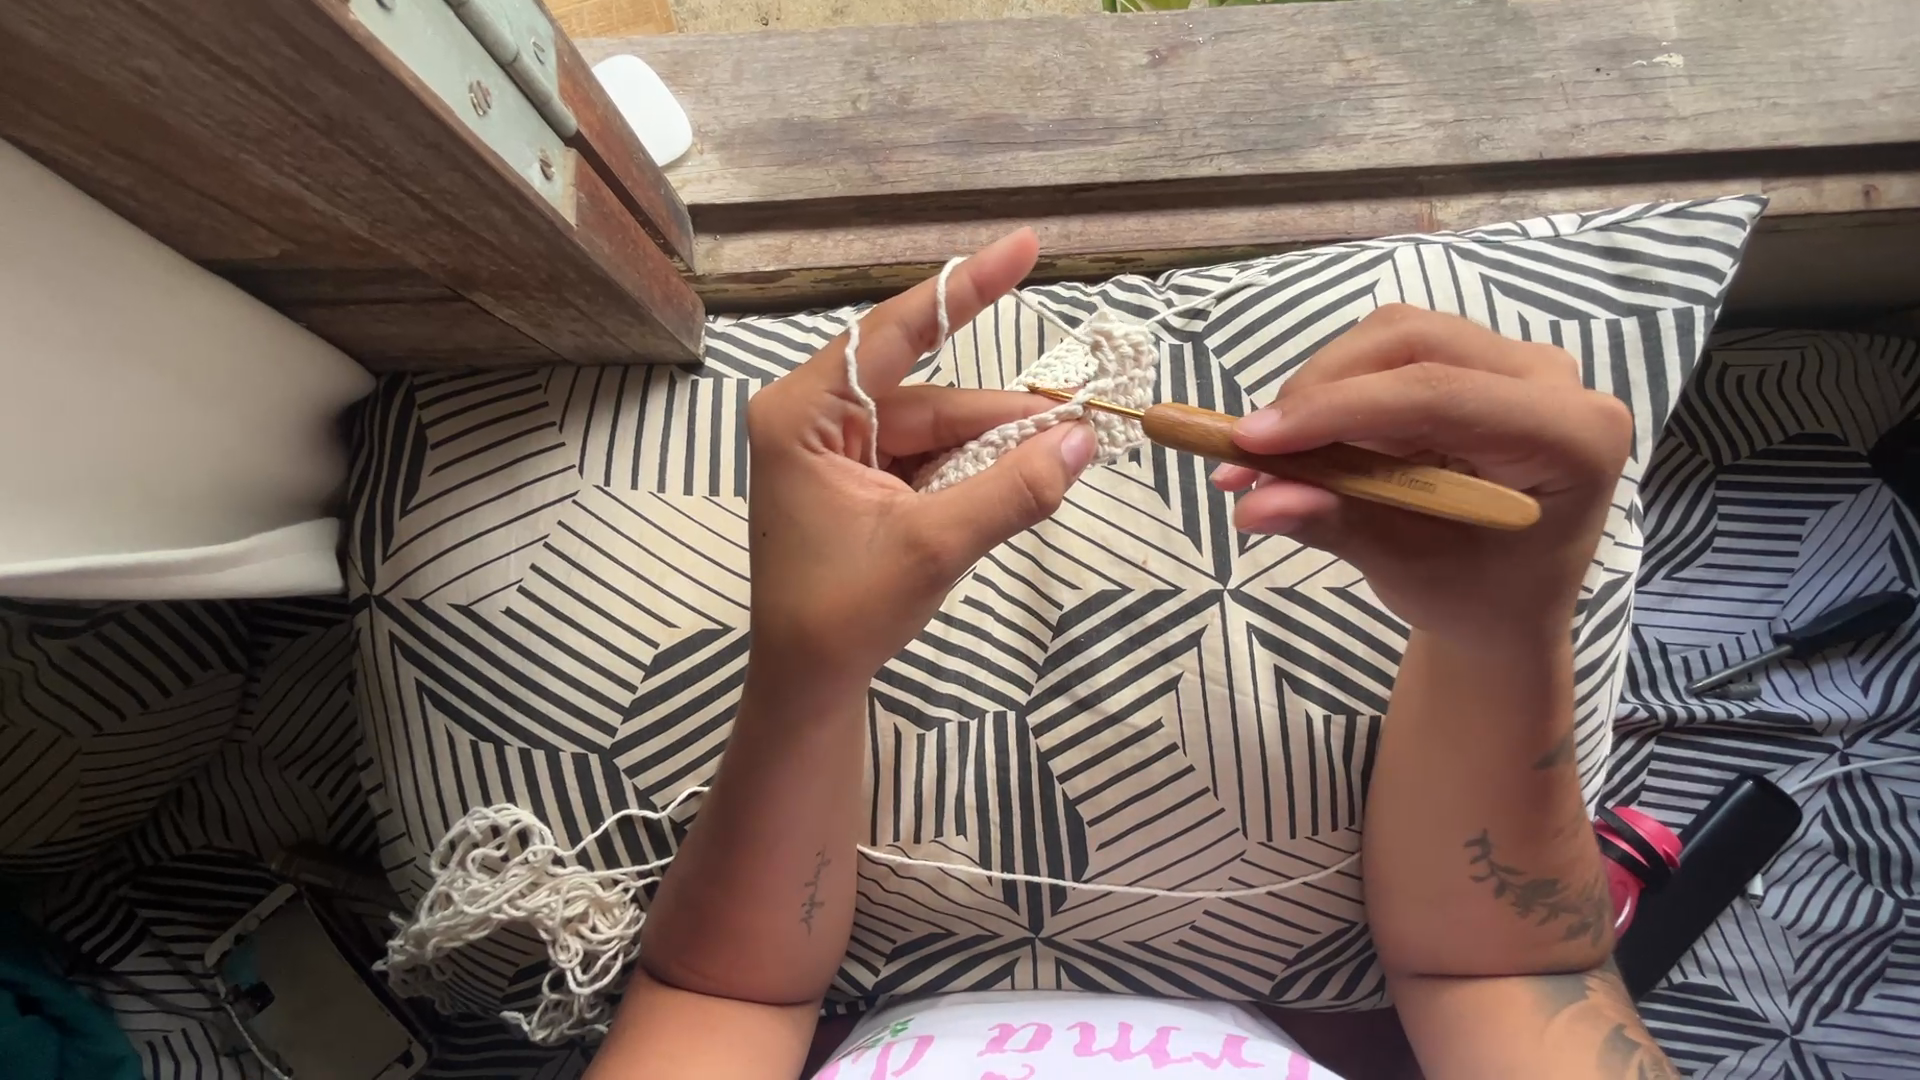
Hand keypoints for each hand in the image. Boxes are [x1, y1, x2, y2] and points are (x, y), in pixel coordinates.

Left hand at [746, 229, 1096, 689]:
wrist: (807, 681)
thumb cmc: (844, 613)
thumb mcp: (933, 547)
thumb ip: (1012, 490)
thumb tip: (1081, 439)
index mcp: (805, 414)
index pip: (894, 333)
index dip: (965, 290)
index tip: (1024, 247)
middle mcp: (815, 418)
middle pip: (927, 398)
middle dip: (1000, 420)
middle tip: (1075, 429)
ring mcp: (837, 451)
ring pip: (934, 432)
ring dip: (991, 452)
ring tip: (1052, 465)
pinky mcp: (857, 482)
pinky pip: (926, 461)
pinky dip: (969, 473)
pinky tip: (1009, 486)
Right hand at [1213, 305, 1631, 640]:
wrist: (1501, 599)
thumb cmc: (1476, 596)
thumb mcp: (1404, 569)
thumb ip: (1332, 525)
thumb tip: (1249, 505)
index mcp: (1569, 436)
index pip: (1438, 393)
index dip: (1335, 409)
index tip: (1249, 440)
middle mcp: (1549, 381)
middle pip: (1409, 343)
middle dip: (1317, 390)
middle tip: (1249, 448)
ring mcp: (1506, 368)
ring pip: (1387, 340)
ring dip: (1313, 392)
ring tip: (1263, 456)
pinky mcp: (1464, 370)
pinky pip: (1378, 361)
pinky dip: (1322, 400)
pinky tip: (1288, 445)